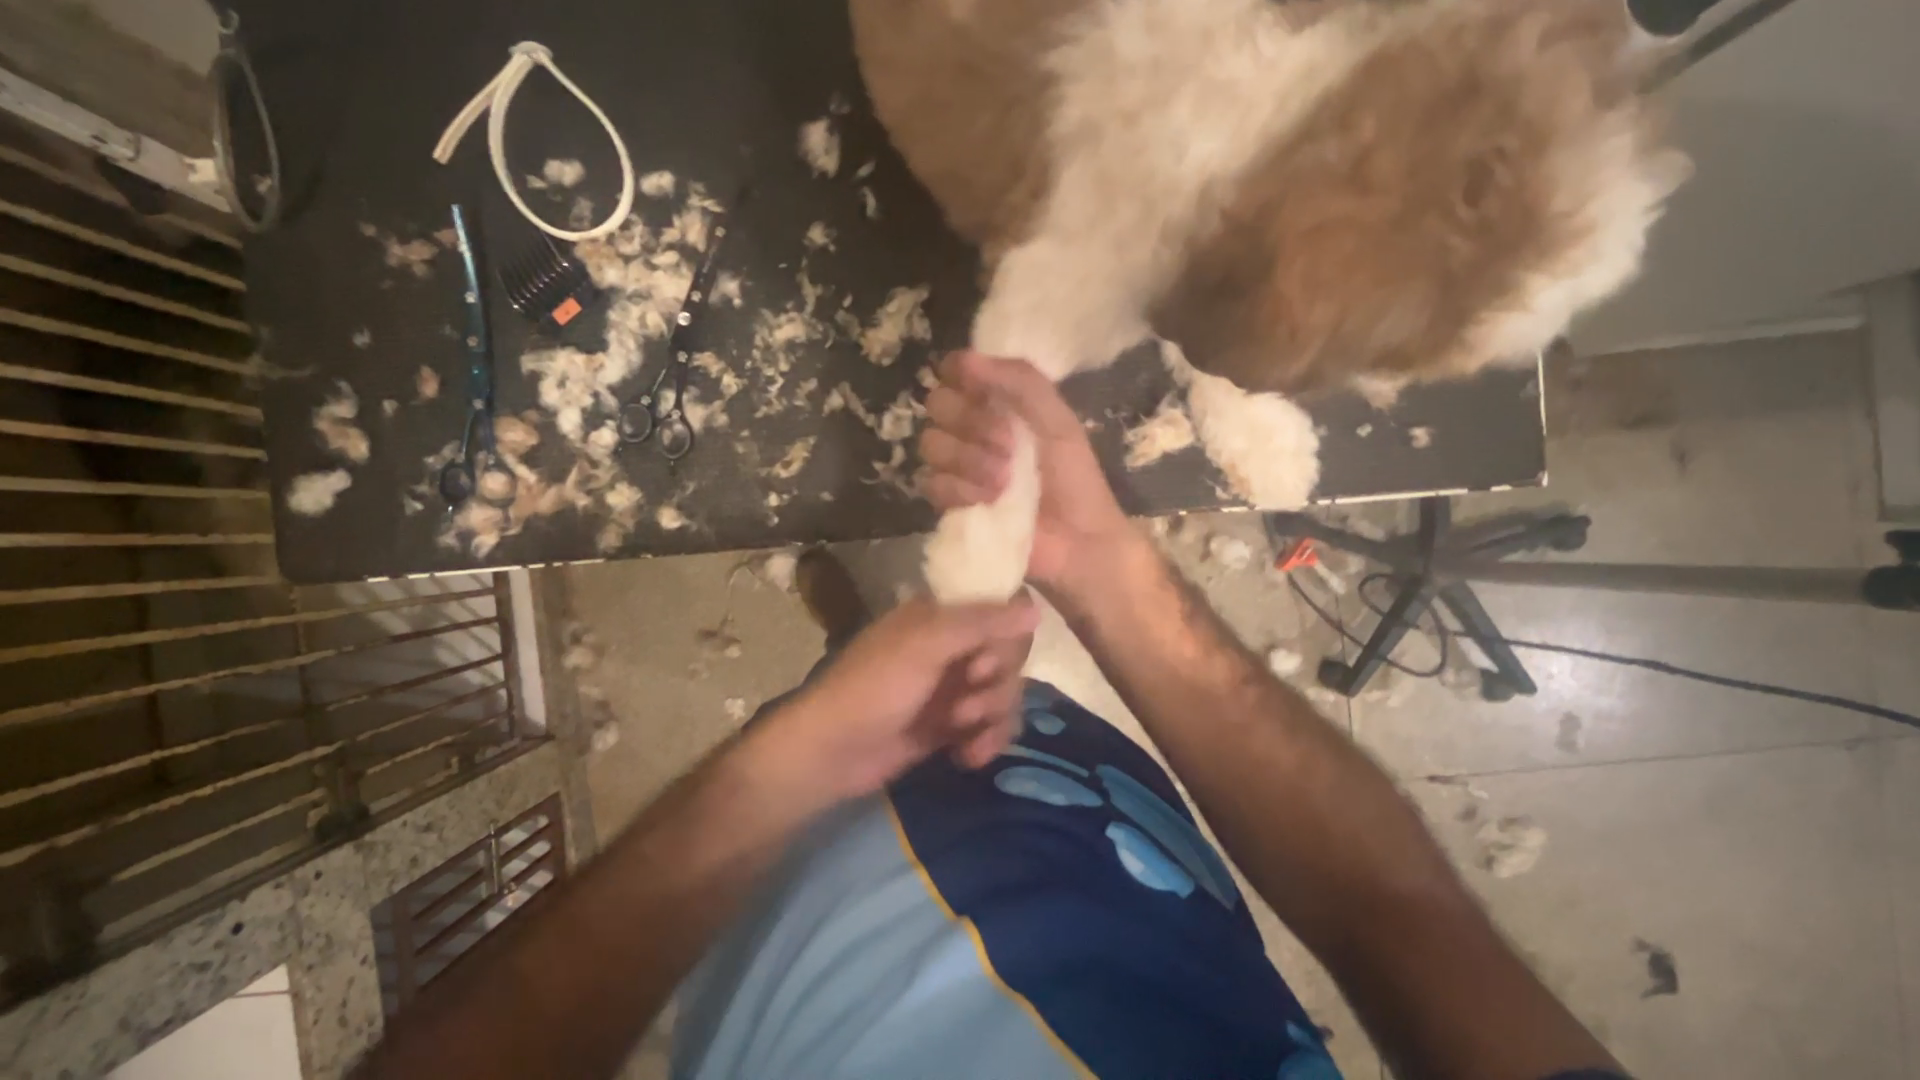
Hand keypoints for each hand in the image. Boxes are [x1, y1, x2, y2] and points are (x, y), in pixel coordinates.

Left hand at [758, 595, 1039, 800]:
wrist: (832, 753)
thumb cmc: (874, 688)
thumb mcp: (926, 646)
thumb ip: (981, 623)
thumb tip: (1036, 608)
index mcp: (941, 615)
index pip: (1002, 611)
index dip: (1006, 638)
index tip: (986, 661)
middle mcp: (952, 646)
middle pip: (1010, 657)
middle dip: (999, 684)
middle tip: (969, 701)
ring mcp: (952, 688)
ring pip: (1004, 694)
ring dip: (994, 717)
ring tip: (964, 733)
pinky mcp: (952, 727)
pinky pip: (991, 726)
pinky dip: (987, 741)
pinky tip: (968, 757)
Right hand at [919, 351, 1134, 600]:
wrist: (1079, 542)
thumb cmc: (1075, 480)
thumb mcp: (1058, 421)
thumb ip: (1021, 382)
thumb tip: (963, 357)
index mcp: (1002, 405)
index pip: (958, 374)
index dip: (959, 374)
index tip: (972, 382)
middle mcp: (975, 432)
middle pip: (938, 405)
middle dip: (971, 421)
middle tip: (1007, 441)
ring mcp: (961, 469)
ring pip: (933, 444)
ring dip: (971, 459)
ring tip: (1005, 479)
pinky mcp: (953, 505)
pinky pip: (935, 483)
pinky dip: (963, 490)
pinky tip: (991, 500)